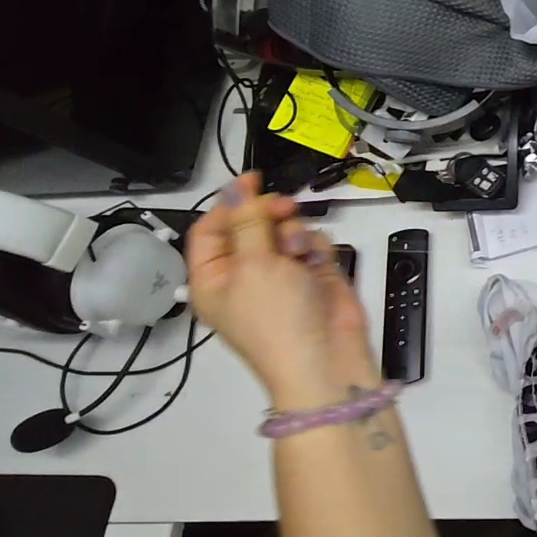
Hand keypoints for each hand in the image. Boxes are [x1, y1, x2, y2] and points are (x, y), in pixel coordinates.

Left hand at [185, 173, 375, 408]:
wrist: (325, 356)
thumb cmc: (276, 317)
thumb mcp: (253, 265)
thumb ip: (248, 221)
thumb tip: (235, 188)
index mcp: (214, 276)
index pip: (211, 228)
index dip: (229, 203)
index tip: (253, 180)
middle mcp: (245, 273)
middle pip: (253, 224)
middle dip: (270, 216)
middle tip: (285, 211)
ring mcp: (282, 274)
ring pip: (287, 230)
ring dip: (297, 235)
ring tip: (302, 255)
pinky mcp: (314, 275)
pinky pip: (313, 244)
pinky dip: (317, 248)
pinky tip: (320, 263)